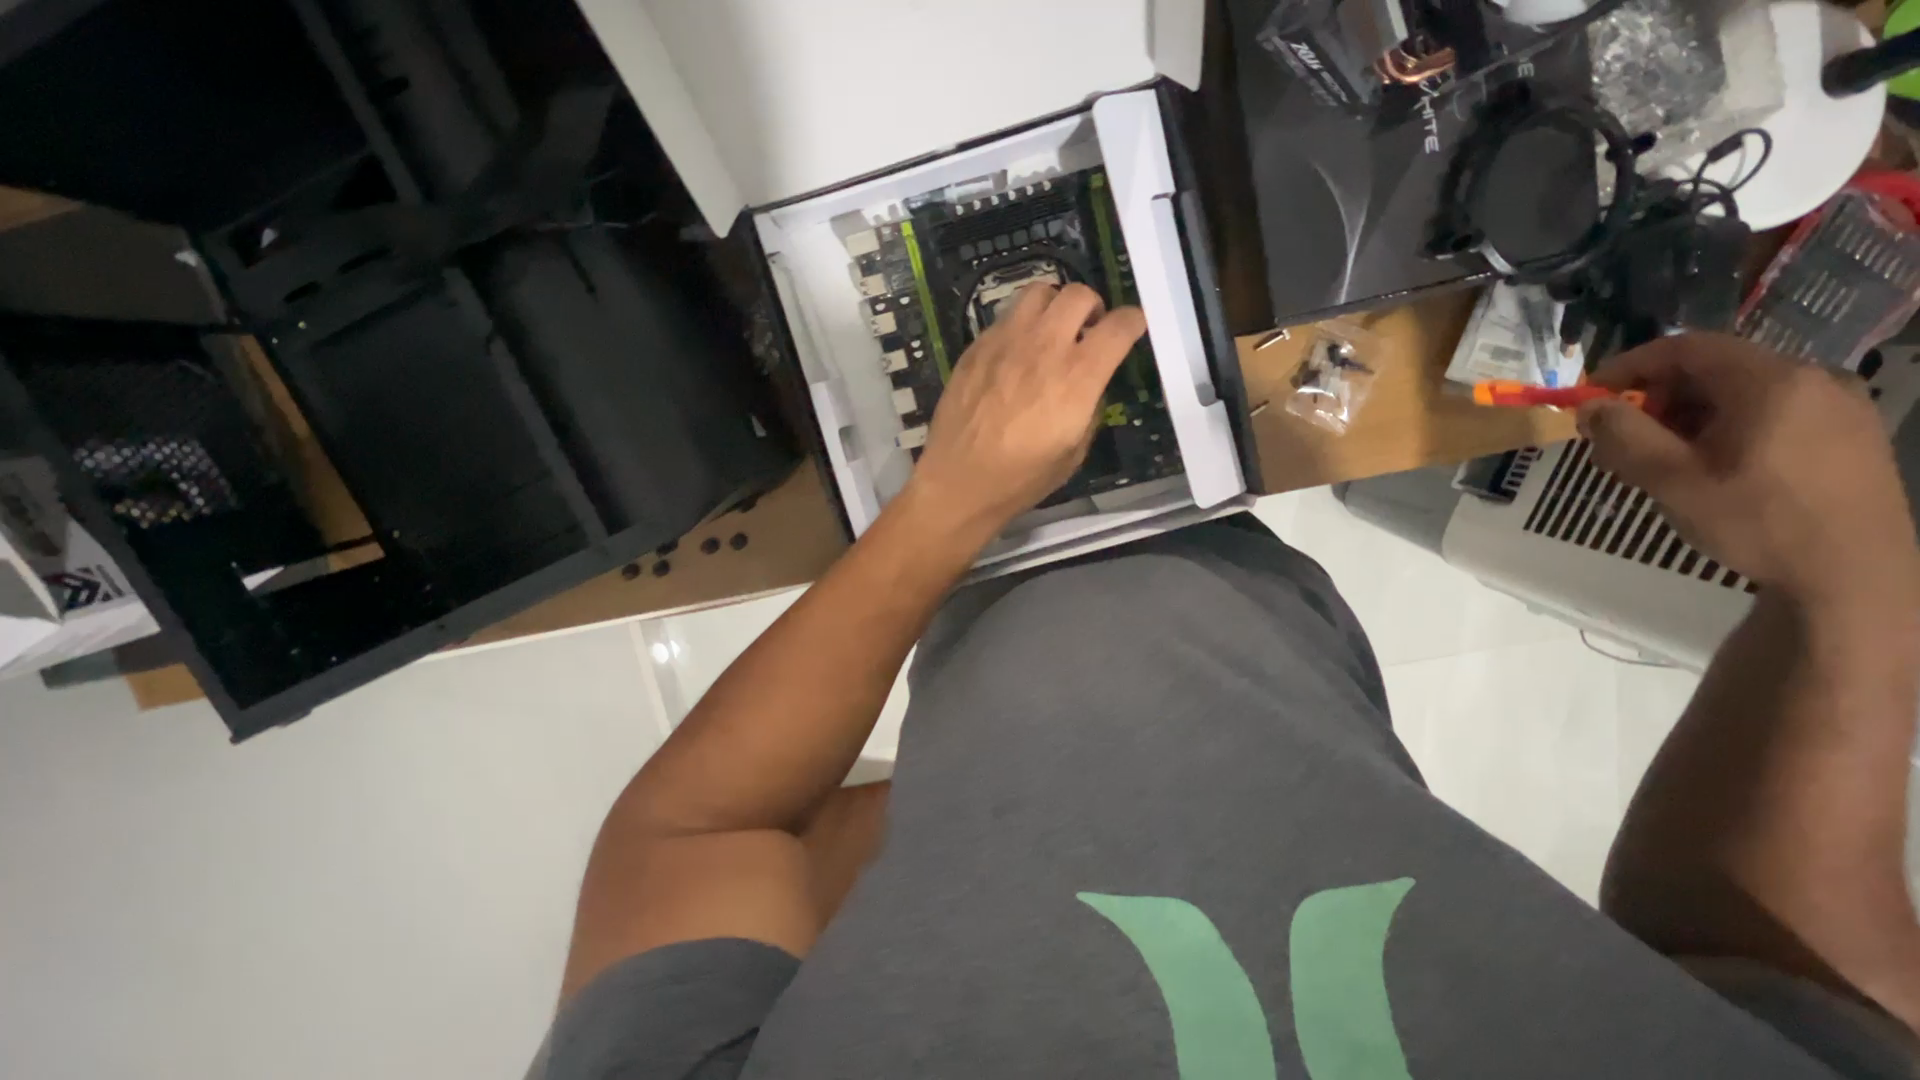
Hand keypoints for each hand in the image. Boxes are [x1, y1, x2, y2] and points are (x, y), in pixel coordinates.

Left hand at [902, 283, 1146, 540]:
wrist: (959, 480)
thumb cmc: (1022, 477)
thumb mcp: (1074, 451)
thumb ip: (1090, 408)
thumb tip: (1090, 386)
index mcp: (1078, 376)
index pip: (1119, 326)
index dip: (1133, 321)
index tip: (1133, 327)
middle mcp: (1044, 346)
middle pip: (1078, 294)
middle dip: (1092, 307)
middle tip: (1089, 329)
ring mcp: (1006, 340)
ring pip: (1038, 292)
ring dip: (1054, 305)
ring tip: (1051, 329)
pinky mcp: (976, 346)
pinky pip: (1006, 317)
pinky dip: (1021, 325)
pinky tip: (1016, 353)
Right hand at [1579, 334, 1918, 608]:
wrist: (1853, 577)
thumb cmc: (1757, 522)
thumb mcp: (1672, 481)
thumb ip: (1624, 436)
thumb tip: (1590, 408)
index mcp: (1772, 380)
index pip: (1686, 347)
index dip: (1630, 366)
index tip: (1593, 396)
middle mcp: (1815, 378)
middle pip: (1717, 368)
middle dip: (1659, 396)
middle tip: (1623, 435)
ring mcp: (1843, 405)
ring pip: (1746, 392)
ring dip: (1693, 415)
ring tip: (1664, 457)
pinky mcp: (1854, 434)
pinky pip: (1777, 412)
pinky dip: (1732, 426)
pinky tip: (1715, 465)